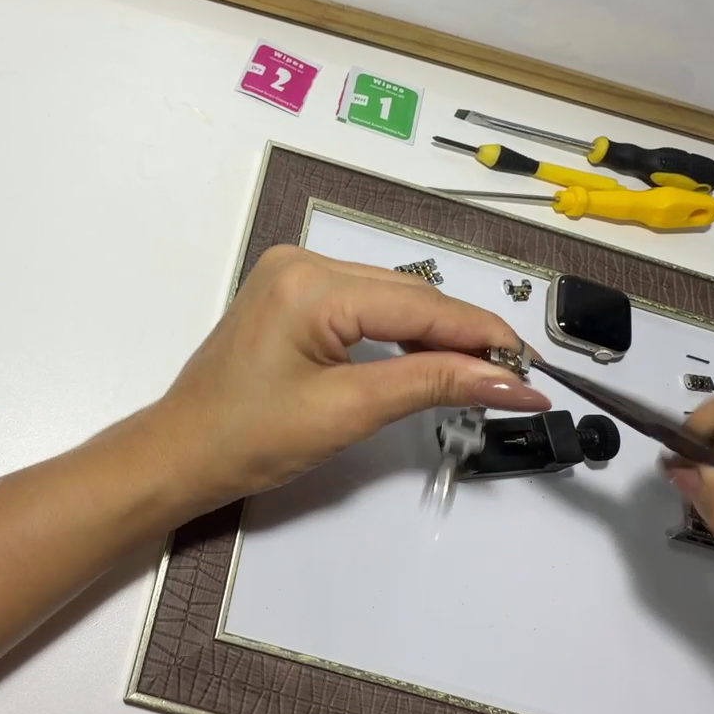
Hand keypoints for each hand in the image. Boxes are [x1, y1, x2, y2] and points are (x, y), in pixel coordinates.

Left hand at [145, 246, 547, 509]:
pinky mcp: (286, 291)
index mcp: (310, 284)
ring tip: (472, 373)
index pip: (419, 303)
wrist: (182, 451)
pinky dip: (394, 328)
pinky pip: (359, 300)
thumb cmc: (251, 439)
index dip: (481, 336)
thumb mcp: (348, 411)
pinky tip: (419, 355)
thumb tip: (510, 382)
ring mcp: (289, 273)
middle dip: (458, 334)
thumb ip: (432, 383)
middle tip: (508, 379)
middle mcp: (300, 262)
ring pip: (386, 294)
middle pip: (405, 293)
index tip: (530, 370)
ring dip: (429, 331)